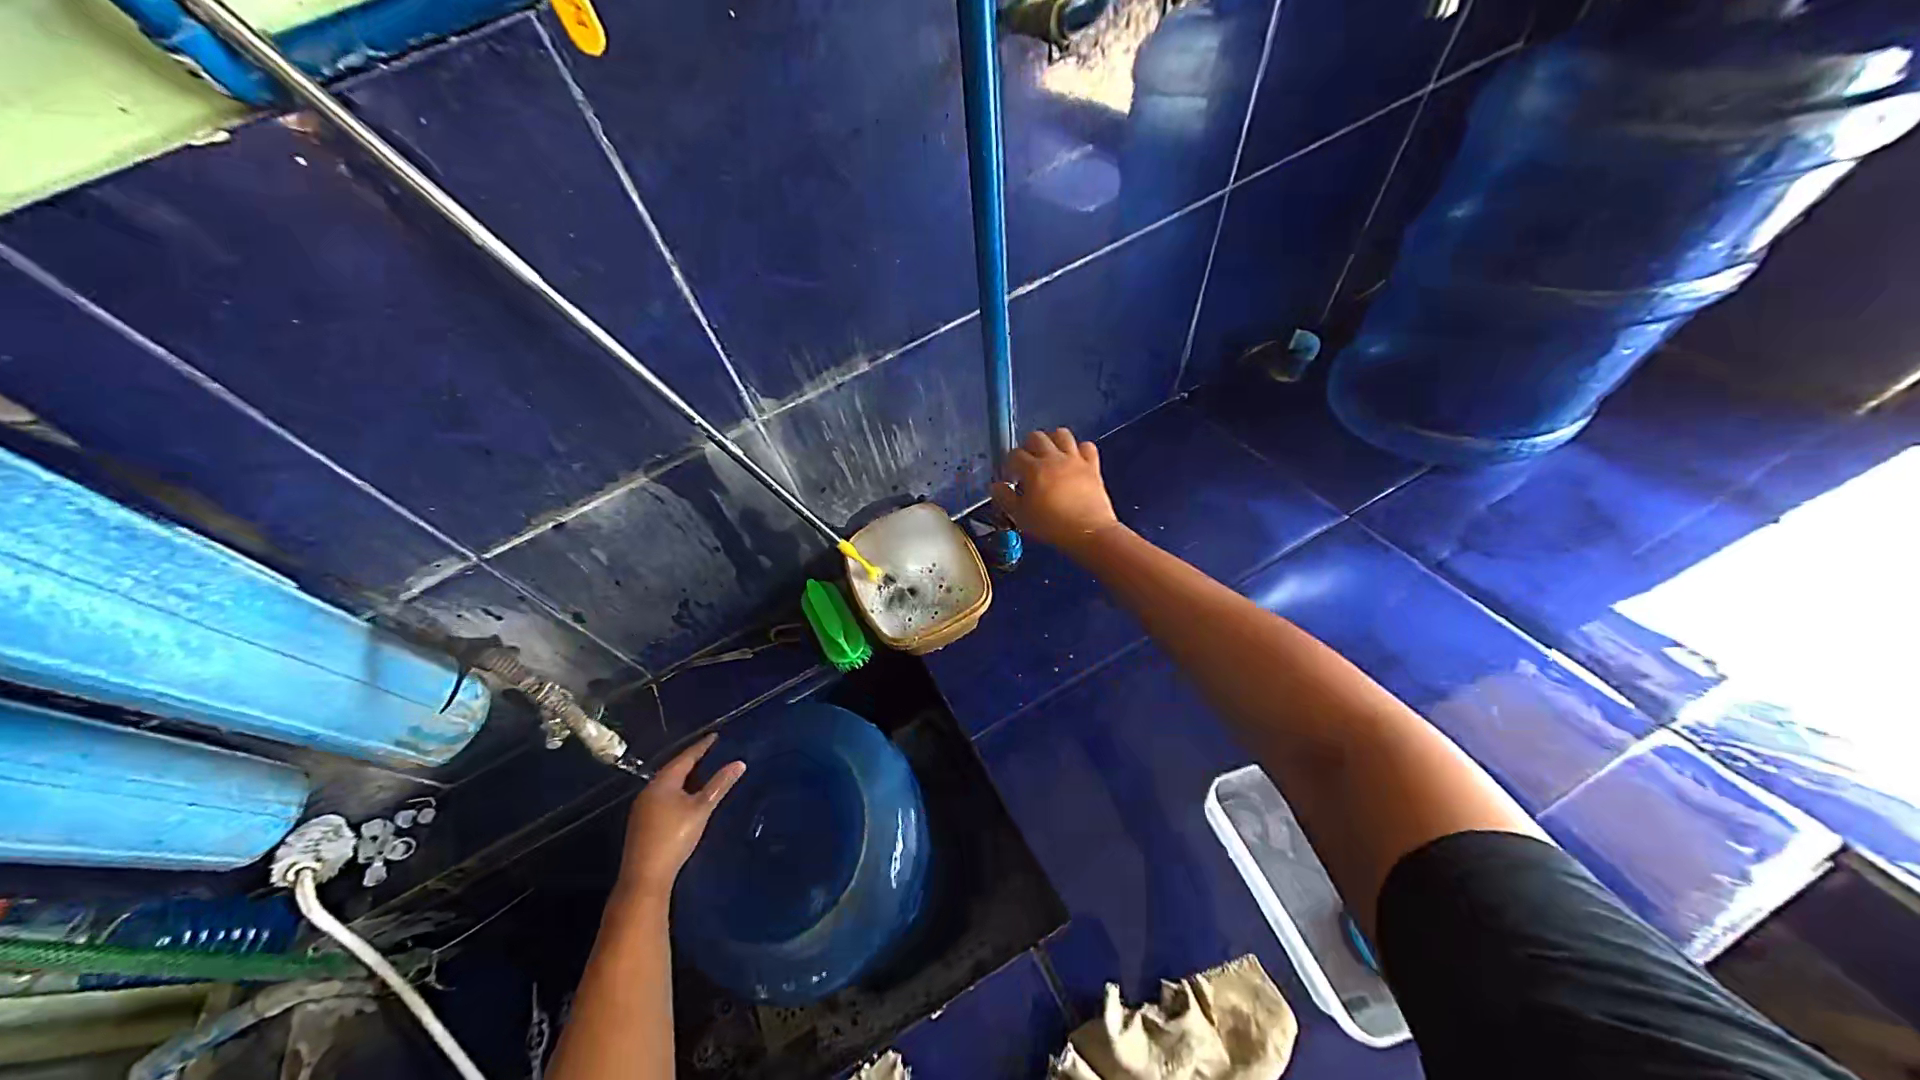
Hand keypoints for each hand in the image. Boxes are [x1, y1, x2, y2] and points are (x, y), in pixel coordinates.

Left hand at [615, 734, 744, 902]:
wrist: (645, 875)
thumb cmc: (675, 837)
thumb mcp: (702, 809)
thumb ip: (720, 785)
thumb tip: (739, 763)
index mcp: (663, 782)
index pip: (686, 757)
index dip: (702, 746)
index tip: (715, 736)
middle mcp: (649, 790)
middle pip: (674, 769)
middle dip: (692, 760)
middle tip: (710, 752)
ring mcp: (642, 807)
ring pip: (667, 784)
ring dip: (684, 776)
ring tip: (701, 772)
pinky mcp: (641, 822)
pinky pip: (662, 796)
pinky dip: (676, 790)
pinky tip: (684, 797)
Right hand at [991, 428, 1121, 554]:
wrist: (1089, 533)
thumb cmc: (1053, 526)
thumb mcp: (1021, 516)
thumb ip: (1005, 498)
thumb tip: (996, 486)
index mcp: (1034, 470)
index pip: (1015, 455)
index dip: (1009, 464)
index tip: (1011, 476)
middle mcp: (1054, 459)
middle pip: (1036, 436)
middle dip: (1028, 446)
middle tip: (1027, 462)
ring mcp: (1075, 460)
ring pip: (1062, 434)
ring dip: (1052, 440)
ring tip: (1049, 455)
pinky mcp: (1092, 466)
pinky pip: (1086, 446)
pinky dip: (1079, 450)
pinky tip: (1074, 460)